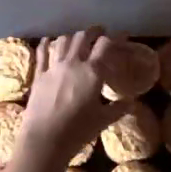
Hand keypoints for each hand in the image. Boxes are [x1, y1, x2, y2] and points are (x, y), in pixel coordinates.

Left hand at [18, 30, 112, 164]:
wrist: (45, 139)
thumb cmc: (78, 130)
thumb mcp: (103, 120)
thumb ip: (119, 108)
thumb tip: (132, 103)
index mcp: (93, 72)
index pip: (105, 45)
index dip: (115, 38)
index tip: (122, 35)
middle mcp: (73, 63)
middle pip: (83, 36)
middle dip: (93, 32)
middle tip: (100, 33)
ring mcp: (53, 67)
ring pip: (63, 40)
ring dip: (72, 36)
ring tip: (77, 39)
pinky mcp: (39, 74)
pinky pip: (42, 52)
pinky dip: (46, 43)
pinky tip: (48, 40)